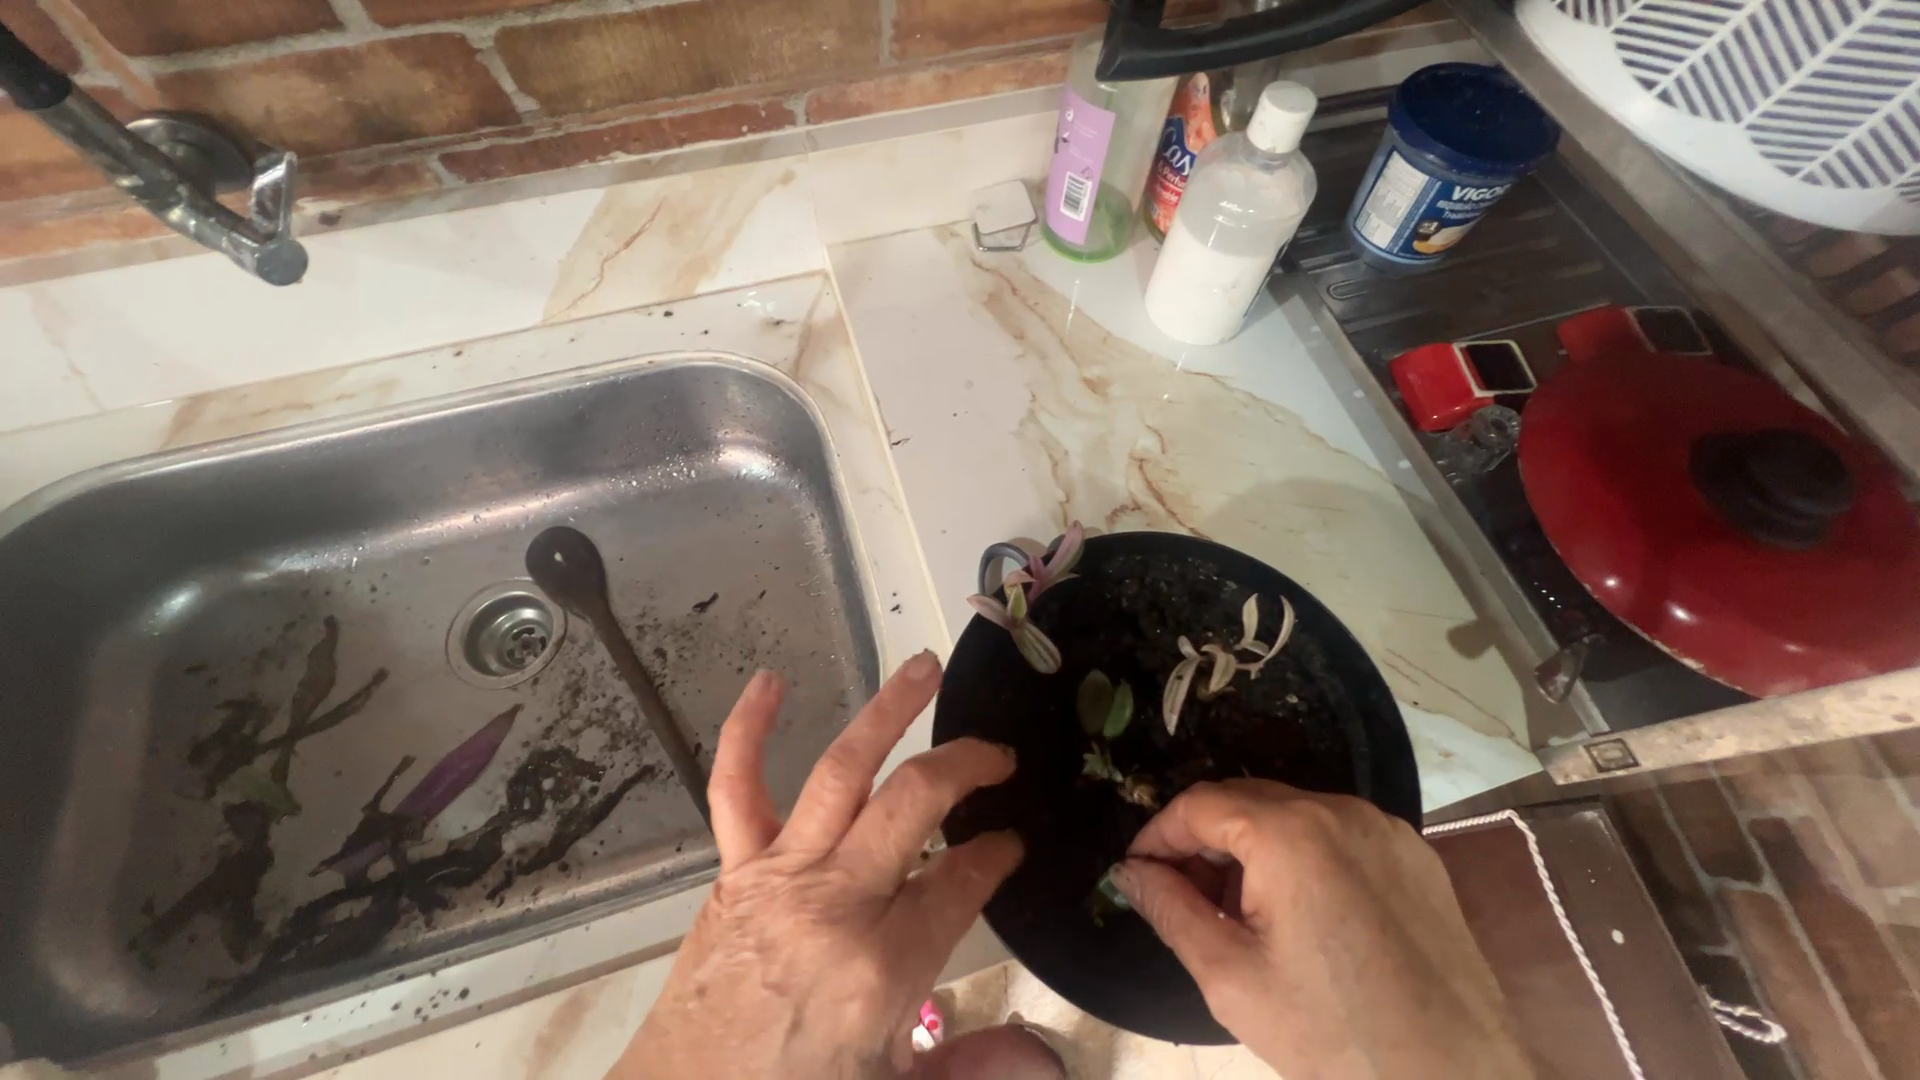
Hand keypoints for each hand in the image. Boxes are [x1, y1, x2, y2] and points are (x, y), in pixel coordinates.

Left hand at [609, 652, 1022, 1079]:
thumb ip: (976, 1067)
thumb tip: (1049, 1053)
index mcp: (883, 967)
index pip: (961, 880)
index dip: (995, 855)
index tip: (1009, 842)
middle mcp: (835, 903)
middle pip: (913, 802)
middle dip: (965, 764)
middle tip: (999, 754)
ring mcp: (781, 873)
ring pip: (843, 771)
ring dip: (887, 711)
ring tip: (924, 667)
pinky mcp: (737, 866)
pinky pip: (735, 786)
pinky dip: (748, 730)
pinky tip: (770, 683)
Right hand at [1113, 780, 1531, 1079]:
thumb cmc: (1334, 1037)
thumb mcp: (1229, 977)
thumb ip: (1168, 908)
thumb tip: (1129, 870)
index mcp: (1289, 832)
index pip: (1198, 804)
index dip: (1159, 835)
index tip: (1139, 873)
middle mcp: (1338, 809)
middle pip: (1243, 800)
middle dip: (1202, 840)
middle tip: (1183, 895)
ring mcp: (1384, 828)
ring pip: (1289, 814)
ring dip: (1250, 847)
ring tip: (1239, 911)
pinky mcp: (1415, 854)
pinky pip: (1336, 833)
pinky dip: (1300, 855)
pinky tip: (1300, 913)